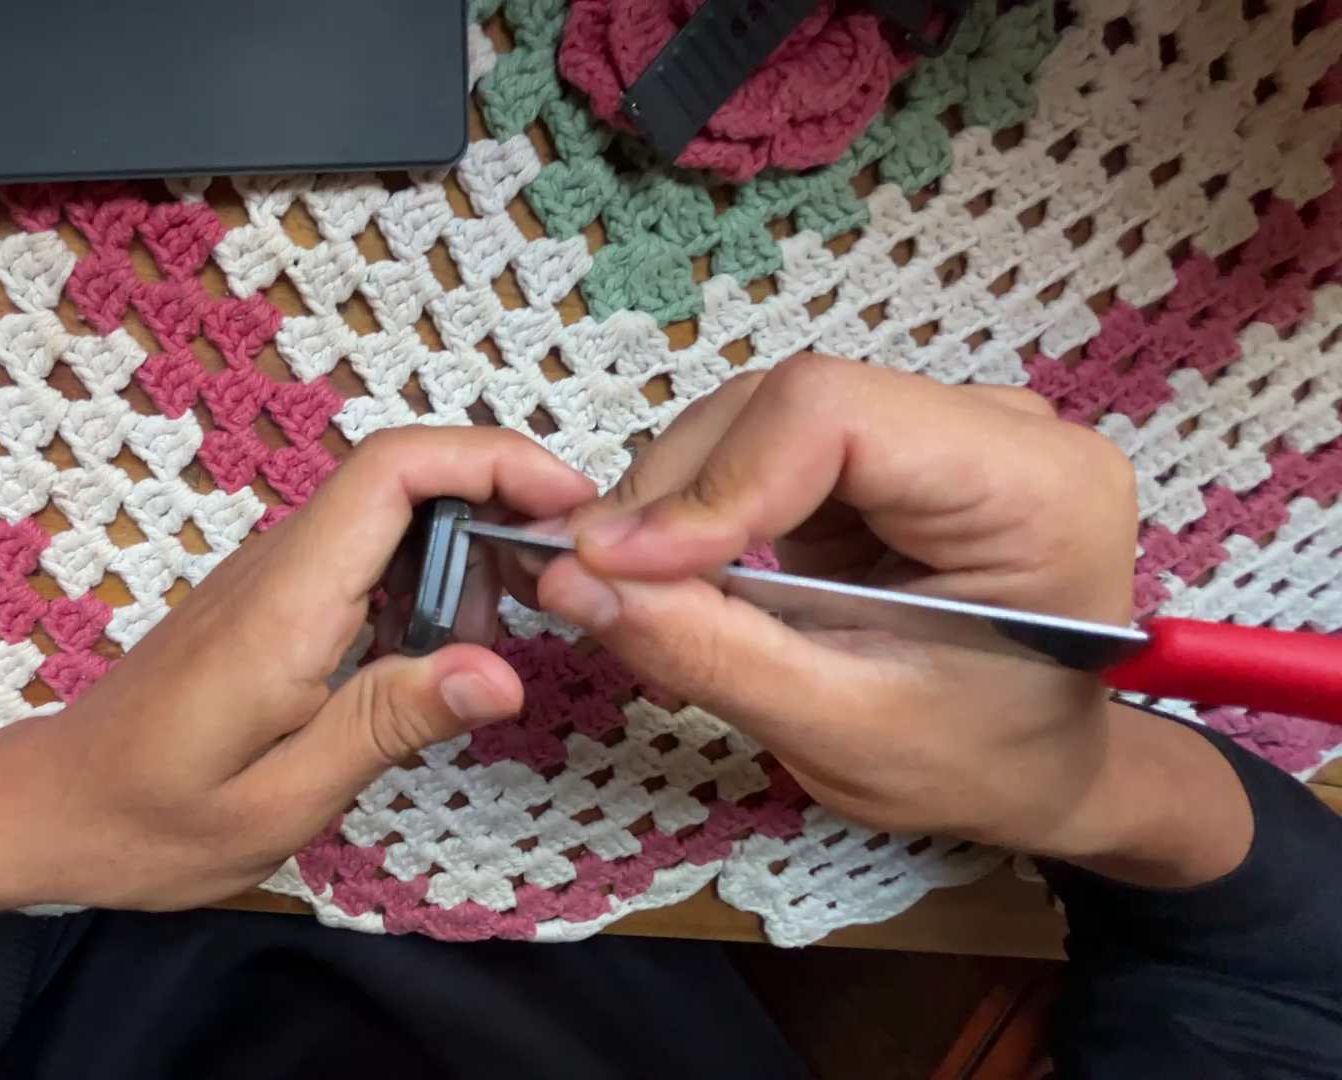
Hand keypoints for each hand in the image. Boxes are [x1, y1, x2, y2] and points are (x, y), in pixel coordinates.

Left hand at [0, 426, 594, 909]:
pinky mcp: (274, 598)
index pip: (393, 470)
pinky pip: (367, 559)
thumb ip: (391, 721)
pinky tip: (432, 655)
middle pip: (403, 479)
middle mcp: (280, 565)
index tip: (568, 502)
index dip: (490, 458)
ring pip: (392, 517)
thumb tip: (505, 673)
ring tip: (485, 647)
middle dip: (496, 508)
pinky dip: (425, 586)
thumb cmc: (155, 819)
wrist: (54, 807)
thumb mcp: (284, 796)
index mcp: (286, 602)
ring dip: (464, 557)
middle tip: (547, 593)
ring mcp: (274, 575)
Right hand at [522, 356, 1250, 885]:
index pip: (827, 413)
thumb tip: (565, 581)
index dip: (707, 483)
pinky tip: (661, 575)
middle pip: (766, 407)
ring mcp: (912, 431)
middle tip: (591, 585)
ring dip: (659, 505)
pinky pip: (736, 453)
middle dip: (664, 498)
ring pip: (737, 423)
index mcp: (1024, 486)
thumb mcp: (833, 730)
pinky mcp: (855, 459)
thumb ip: (703, 651)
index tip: (613, 564)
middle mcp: (977, 426)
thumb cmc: (966, 762)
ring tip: (624, 591)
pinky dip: (677, 514)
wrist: (1019, 762)